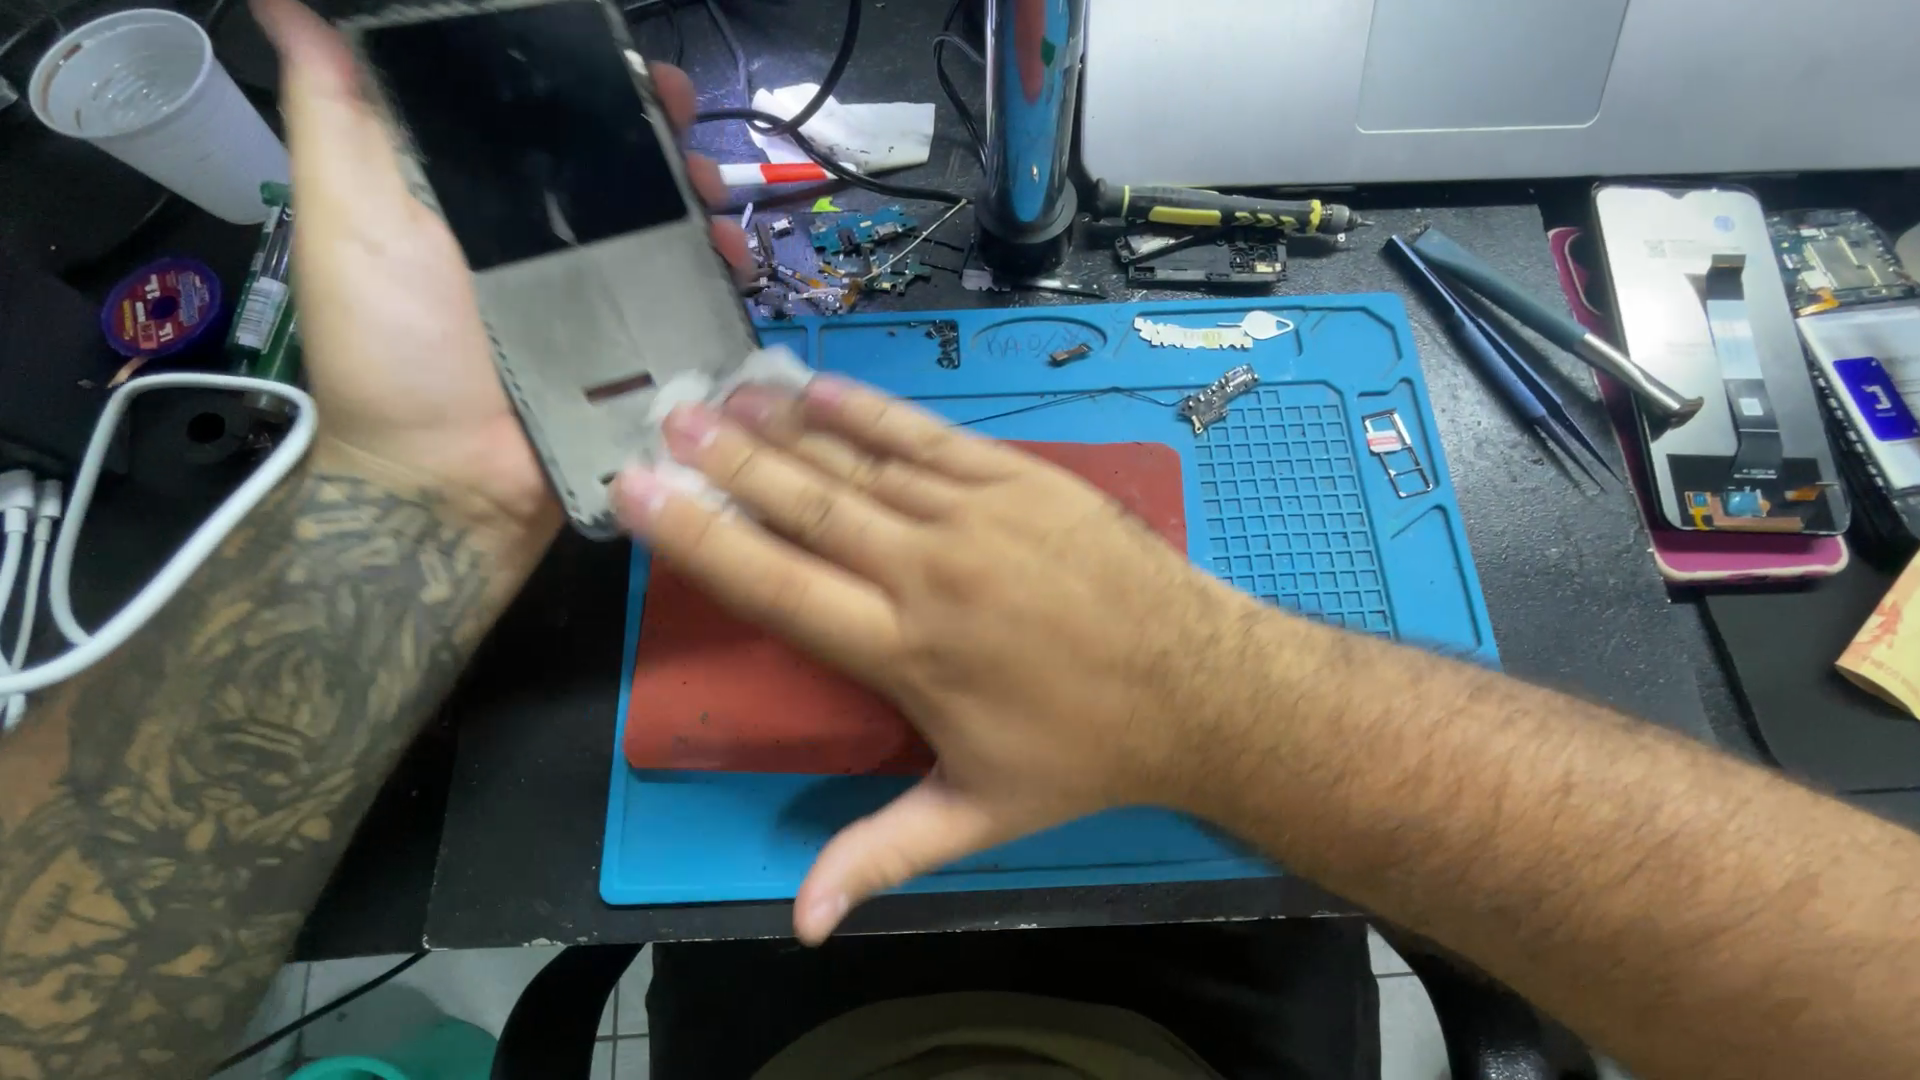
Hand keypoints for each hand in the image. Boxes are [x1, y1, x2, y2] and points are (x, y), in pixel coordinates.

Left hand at [251, 0, 751, 538]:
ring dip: (700, 201)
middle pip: (624, 174)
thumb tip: (290, 6)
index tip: (621, 59)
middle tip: (683, 118)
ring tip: (713, 191)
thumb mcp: (350, 224)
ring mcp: (611, 302)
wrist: (455, 480)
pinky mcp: (650, 351)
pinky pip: (697, 302)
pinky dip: (721, 276)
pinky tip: (731, 260)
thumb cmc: (395, 351)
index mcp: (489, 204)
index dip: (586, 83)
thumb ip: (338, 122)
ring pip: (671, 232)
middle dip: (661, 135)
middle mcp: (556, 246)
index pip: (547, 126)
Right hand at [611, 380, 1281, 942]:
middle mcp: (927, 570)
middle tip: (664, 420)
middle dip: (728, 462)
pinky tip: (820, 388)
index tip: (638, 491)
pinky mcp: (1021, 478)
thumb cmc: (1083, 754)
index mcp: (904, 651)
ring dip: (785, 425)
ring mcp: (977, 514)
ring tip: (722, 392)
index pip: (777, 586)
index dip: (699, 538)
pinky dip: (868, 411)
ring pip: (860, 460)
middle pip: (808, 507)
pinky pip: (929, 437)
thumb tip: (799, 923)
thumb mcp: (979, 817)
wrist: (1197, 686)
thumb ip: (881, 854)